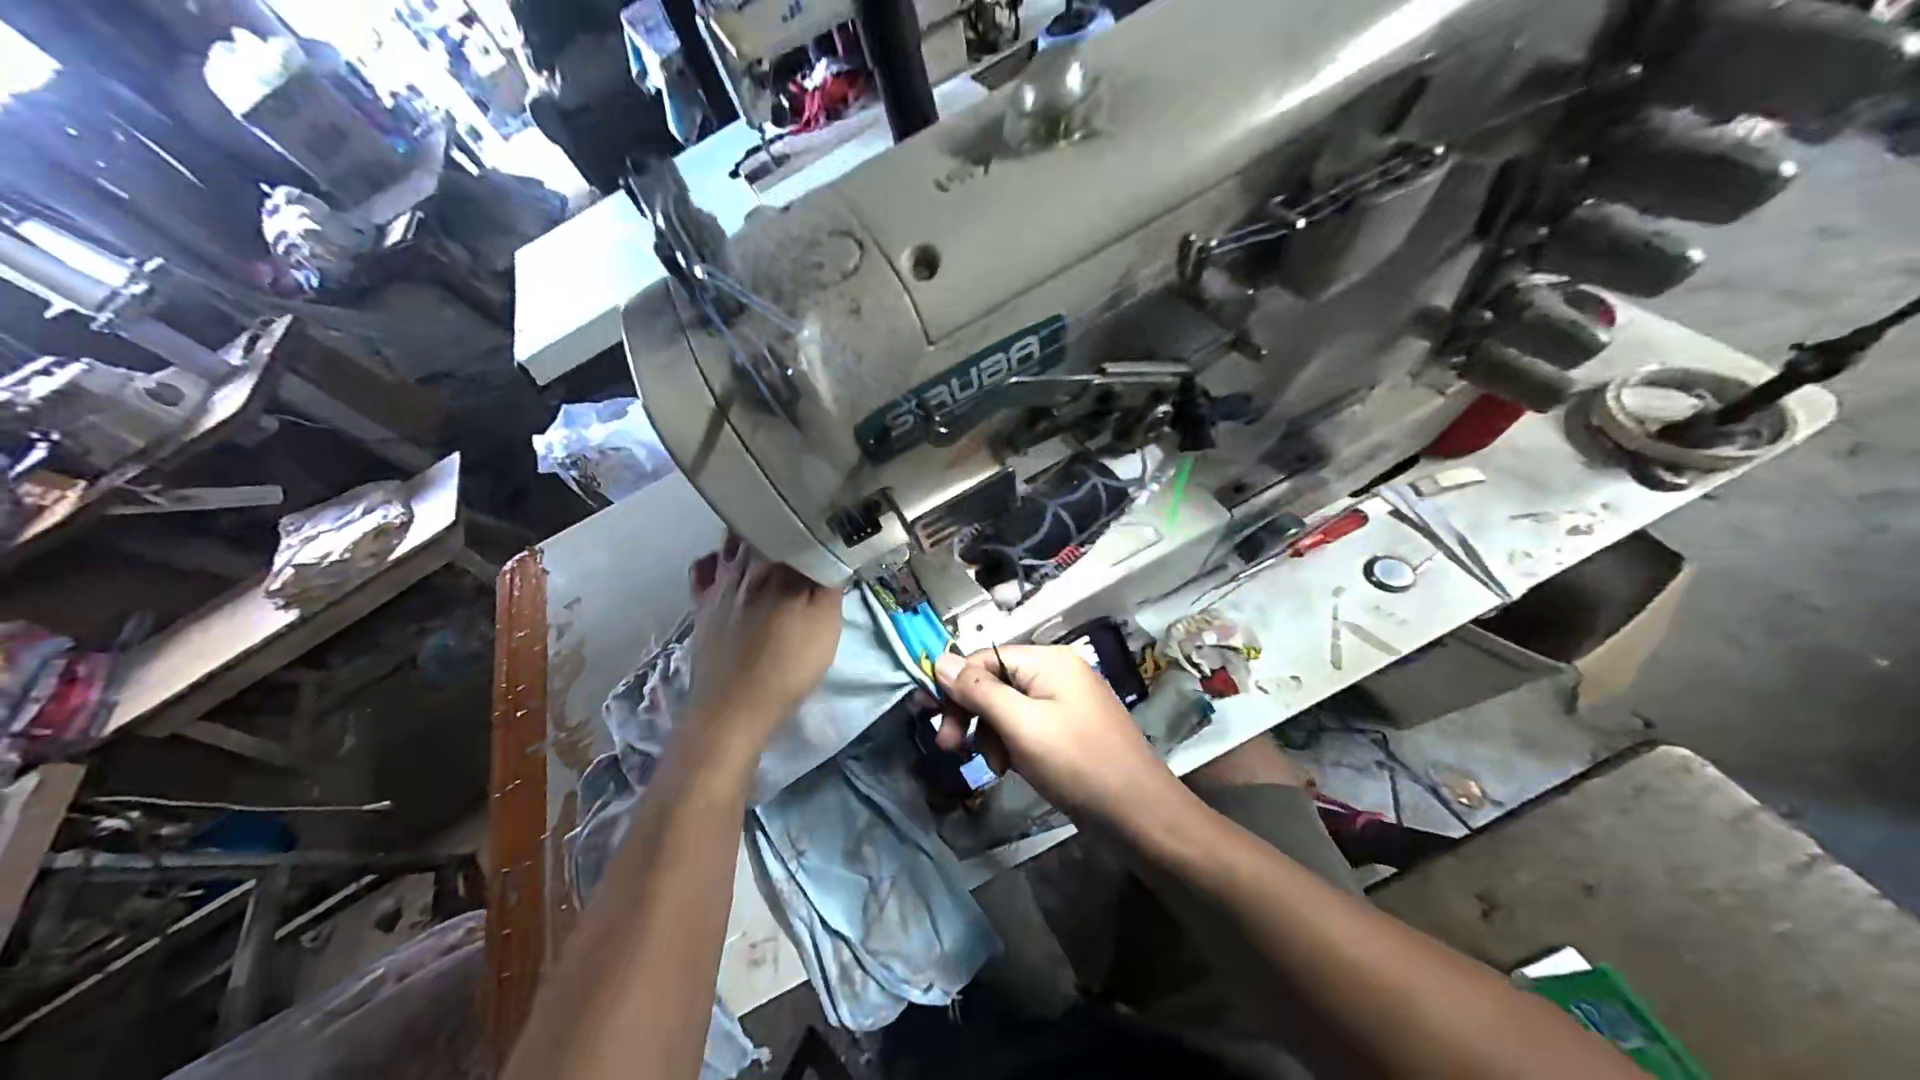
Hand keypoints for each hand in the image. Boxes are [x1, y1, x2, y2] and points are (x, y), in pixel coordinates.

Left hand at [684, 537, 842, 743]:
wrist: (733, 707)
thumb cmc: (787, 666)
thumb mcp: (826, 625)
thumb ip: (830, 584)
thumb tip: (834, 554)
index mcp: (779, 564)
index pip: (799, 530)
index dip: (816, 527)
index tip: (831, 526)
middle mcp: (746, 563)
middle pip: (763, 528)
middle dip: (782, 525)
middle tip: (803, 529)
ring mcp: (719, 583)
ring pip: (733, 541)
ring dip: (751, 534)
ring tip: (770, 537)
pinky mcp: (701, 604)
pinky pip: (706, 568)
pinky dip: (717, 558)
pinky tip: (727, 565)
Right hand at [933, 645, 1183, 826]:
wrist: (1139, 813)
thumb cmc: (1077, 763)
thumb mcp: (1020, 725)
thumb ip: (978, 691)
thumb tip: (940, 659)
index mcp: (1048, 661)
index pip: (984, 658)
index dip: (956, 687)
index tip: (937, 723)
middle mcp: (1057, 673)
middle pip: (996, 681)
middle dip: (971, 713)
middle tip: (951, 748)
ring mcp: (1066, 701)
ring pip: (1008, 707)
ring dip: (992, 734)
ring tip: (995, 767)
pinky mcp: (1070, 729)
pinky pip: (1028, 726)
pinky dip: (1012, 744)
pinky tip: (1012, 768)